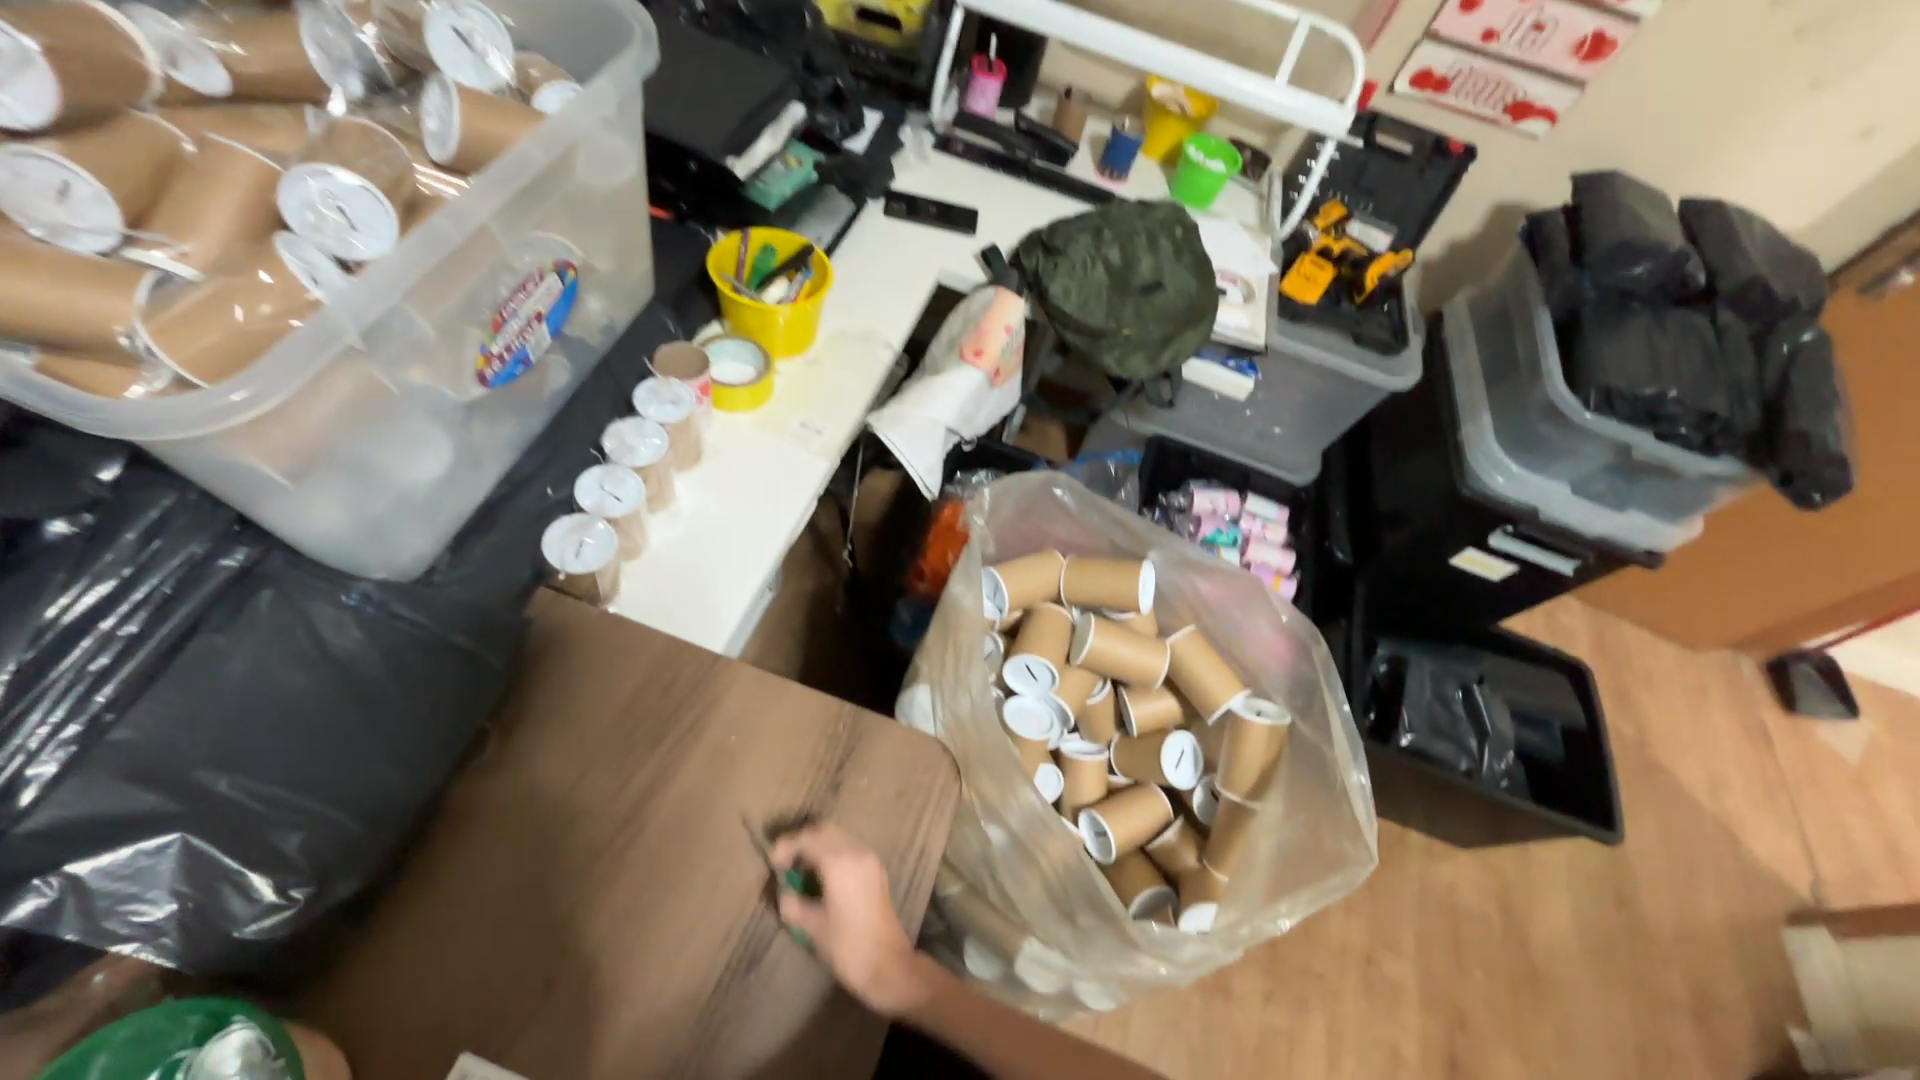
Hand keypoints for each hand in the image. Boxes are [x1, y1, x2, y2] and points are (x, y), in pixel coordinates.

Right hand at [769, 824, 940, 1016]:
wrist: (889, 965)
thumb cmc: (847, 946)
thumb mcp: (812, 926)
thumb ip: (792, 903)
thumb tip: (784, 891)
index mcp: (840, 862)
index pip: (808, 838)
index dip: (786, 846)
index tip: (772, 864)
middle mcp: (858, 852)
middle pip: (825, 830)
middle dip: (802, 841)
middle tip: (785, 863)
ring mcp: (870, 860)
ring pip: (840, 837)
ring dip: (818, 846)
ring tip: (800, 870)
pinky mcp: (876, 872)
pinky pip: (850, 849)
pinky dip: (833, 853)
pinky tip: (820, 876)